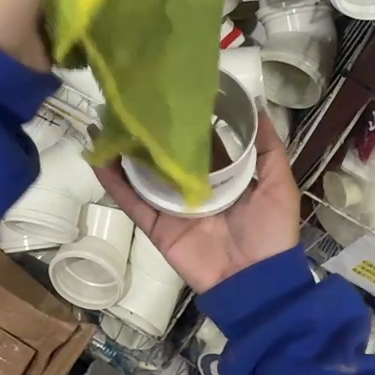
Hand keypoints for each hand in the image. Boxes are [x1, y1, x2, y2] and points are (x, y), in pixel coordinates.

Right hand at [95, 116, 301, 292]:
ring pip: (140, 174)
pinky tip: (96, 158)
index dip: (186, 121)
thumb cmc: (270, 232)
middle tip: (128, 102)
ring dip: (122, 151)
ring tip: (101, 123)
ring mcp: (170, 205)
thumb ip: (268, 149)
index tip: (171, 93)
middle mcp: (192, 187)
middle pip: (164, 155)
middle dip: (148, 132)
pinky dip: (112, 181)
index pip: (200, 142)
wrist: (255, 282)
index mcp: (221, 177)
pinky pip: (130, 200)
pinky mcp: (155, 224)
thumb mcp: (278, 185)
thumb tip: (258, 107)